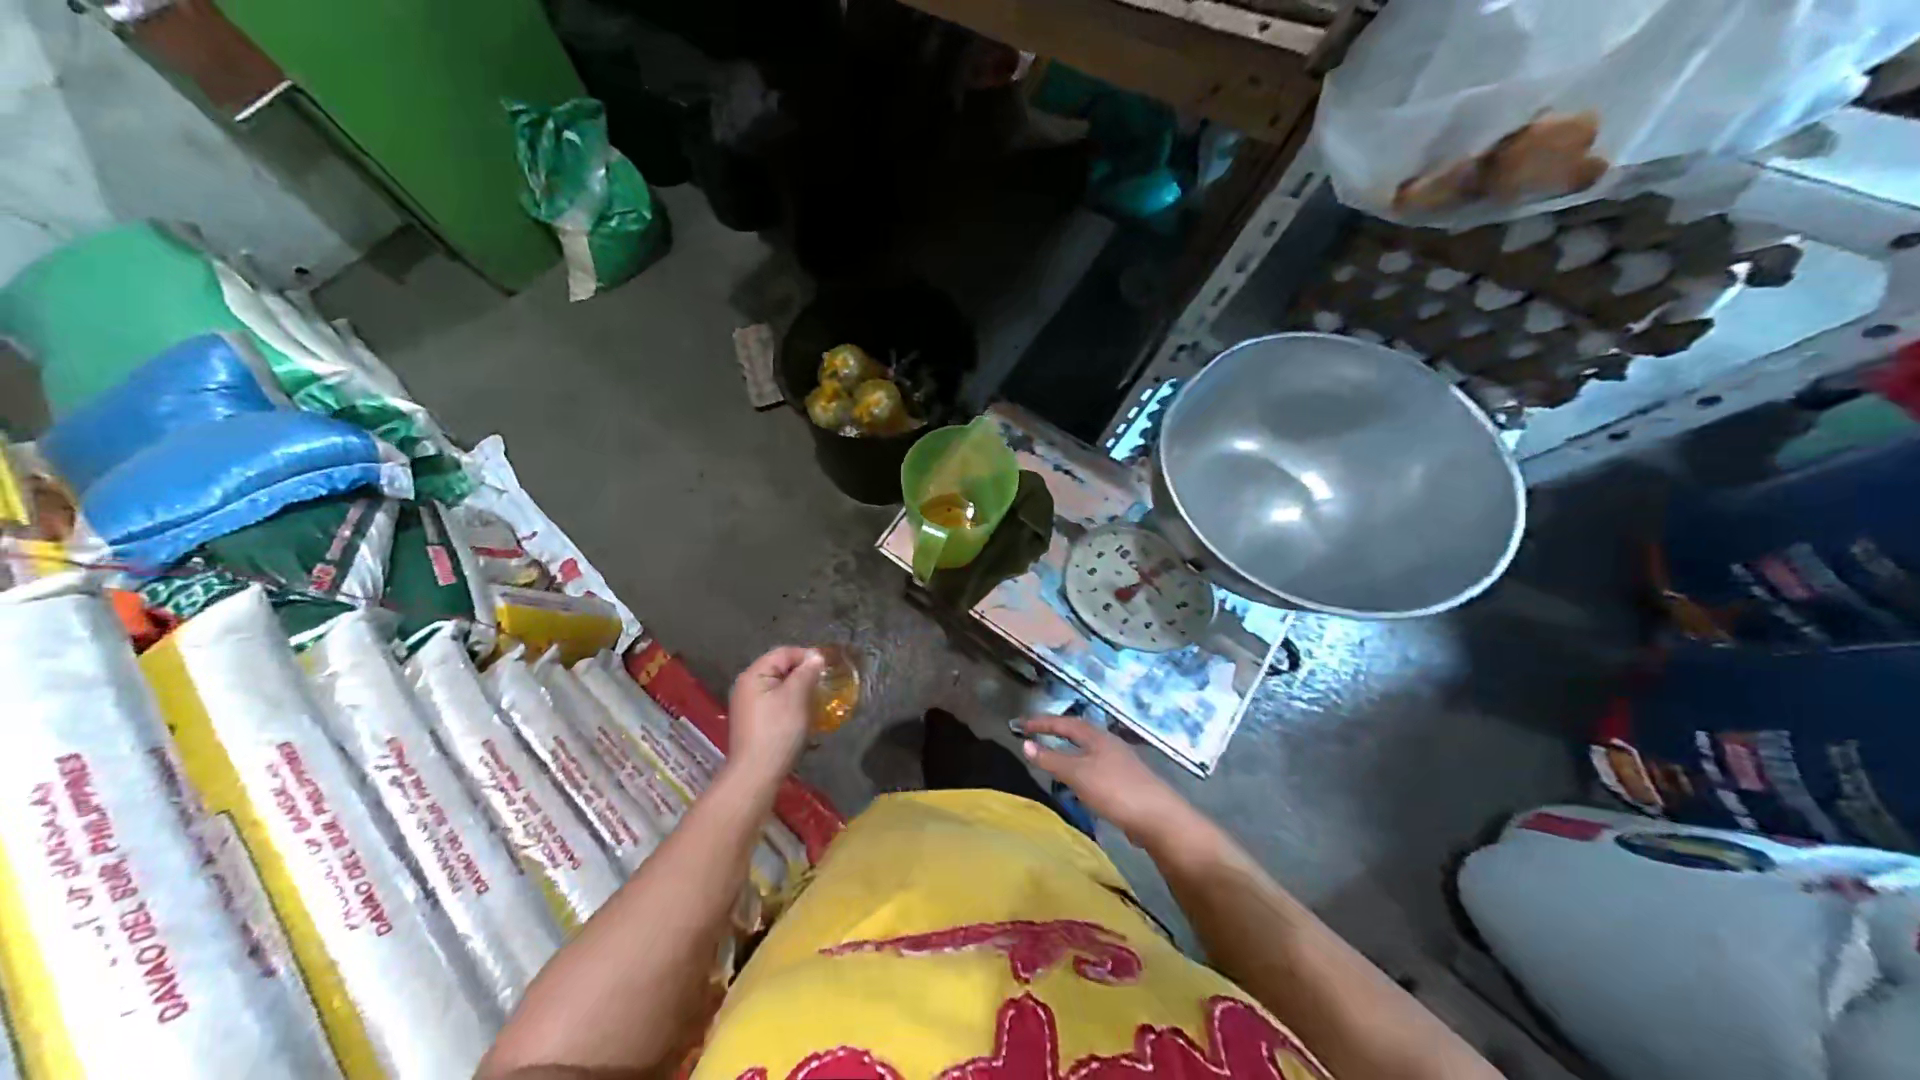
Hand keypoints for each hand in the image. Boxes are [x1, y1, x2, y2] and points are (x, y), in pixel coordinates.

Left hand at [726, 646, 825, 782]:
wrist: (756, 773)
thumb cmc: (778, 730)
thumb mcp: (796, 697)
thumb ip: (806, 672)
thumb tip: (816, 657)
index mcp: (753, 674)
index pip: (783, 653)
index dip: (806, 656)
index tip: (828, 667)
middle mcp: (747, 686)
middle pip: (779, 668)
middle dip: (803, 673)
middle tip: (824, 683)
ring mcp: (748, 705)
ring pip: (779, 686)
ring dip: (799, 689)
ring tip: (816, 699)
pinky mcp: (754, 721)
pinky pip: (775, 702)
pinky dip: (791, 703)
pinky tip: (802, 714)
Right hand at [1020, 715, 1195, 847]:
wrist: (1158, 818)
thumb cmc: (1114, 790)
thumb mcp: (1077, 774)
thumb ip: (1051, 760)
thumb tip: (1025, 744)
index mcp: (1097, 737)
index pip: (1064, 723)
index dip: (1042, 722)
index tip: (1020, 723)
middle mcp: (1109, 744)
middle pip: (1078, 733)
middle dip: (1055, 732)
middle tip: (1034, 735)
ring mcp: (1120, 763)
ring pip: (1088, 750)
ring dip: (1068, 751)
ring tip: (1051, 757)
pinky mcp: (1126, 782)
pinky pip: (1095, 767)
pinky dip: (1079, 768)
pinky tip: (1078, 783)